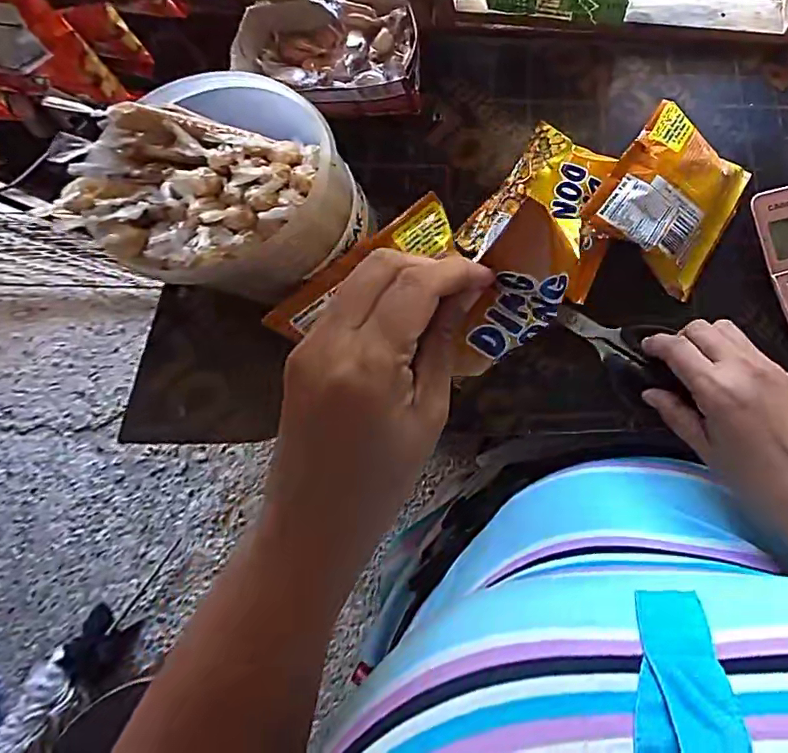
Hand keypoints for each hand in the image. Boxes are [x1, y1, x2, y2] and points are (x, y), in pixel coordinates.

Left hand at [267, 251, 492, 563]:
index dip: (456, 270)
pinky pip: (345, 302)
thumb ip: (441, 345)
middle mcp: (330, 341)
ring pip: (359, 276)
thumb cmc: (382, 484)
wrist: (310, 525)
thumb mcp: (429, 415)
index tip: (486, 275)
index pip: (415, 285)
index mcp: (368, 364)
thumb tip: (460, 296)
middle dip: (428, 263)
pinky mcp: (300, 350)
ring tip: (439, 296)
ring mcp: (308, 343)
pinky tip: (404, 317)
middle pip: (381, 264)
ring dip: (402, 274)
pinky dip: (379, 295)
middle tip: (462, 284)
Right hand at [641, 319, 787, 530]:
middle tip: (671, 361)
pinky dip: (729, 349)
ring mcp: (767, 366)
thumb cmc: (763, 485)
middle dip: (679, 338)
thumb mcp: (708, 452)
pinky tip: (726, 376)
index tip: (647, 350)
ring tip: (699, 365)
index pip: (677, 347)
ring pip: (725, 328)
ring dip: (705, 338)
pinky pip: (747, 344)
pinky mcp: (784, 371)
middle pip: (700, 327)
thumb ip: (677, 415)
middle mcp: (743, 369)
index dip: (655, 344)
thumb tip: (653, 394)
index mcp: (718, 390)